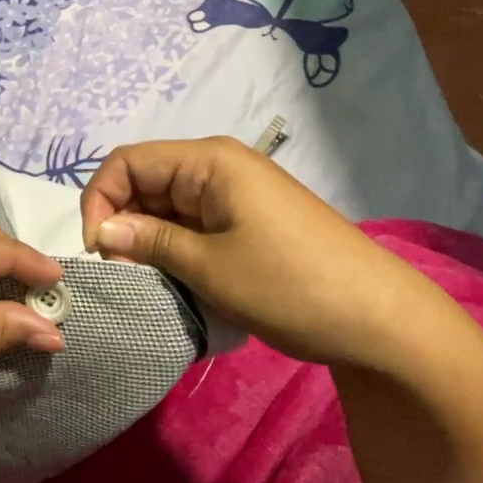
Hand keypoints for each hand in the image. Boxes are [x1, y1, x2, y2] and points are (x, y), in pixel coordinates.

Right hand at [80, 137, 456, 370]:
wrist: (384, 322)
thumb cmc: (291, 285)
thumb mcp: (210, 267)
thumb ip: (149, 242)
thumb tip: (102, 230)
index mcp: (208, 160)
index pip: (127, 162)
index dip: (101, 200)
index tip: (98, 251)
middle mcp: (218, 165)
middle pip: (145, 181)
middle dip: (124, 223)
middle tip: (124, 275)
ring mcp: (236, 193)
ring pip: (167, 205)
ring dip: (149, 240)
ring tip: (151, 283)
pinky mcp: (248, 219)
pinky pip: (193, 222)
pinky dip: (176, 248)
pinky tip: (179, 280)